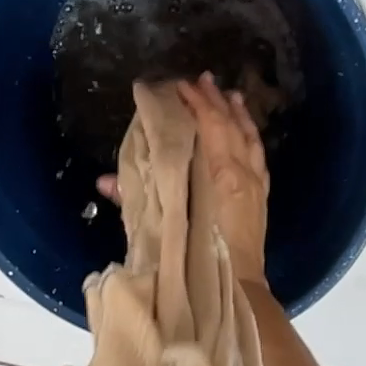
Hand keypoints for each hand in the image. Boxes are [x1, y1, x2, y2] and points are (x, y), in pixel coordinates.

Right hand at [97, 73, 269, 286]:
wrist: (237, 286)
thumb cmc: (199, 256)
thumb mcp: (163, 224)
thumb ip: (135, 200)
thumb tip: (104, 182)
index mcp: (220, 174)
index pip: (209, 125)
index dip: (194, 103)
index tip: (178, 86)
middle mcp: (241, 172)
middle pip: (229, 125)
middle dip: (214, 100)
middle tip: (200, 79)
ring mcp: (255, 182)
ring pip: (248, 136)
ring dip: (236, 112)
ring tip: (227, 92)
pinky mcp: (261, 194)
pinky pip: (257, 153)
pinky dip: (250, 134)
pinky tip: (245, 127)